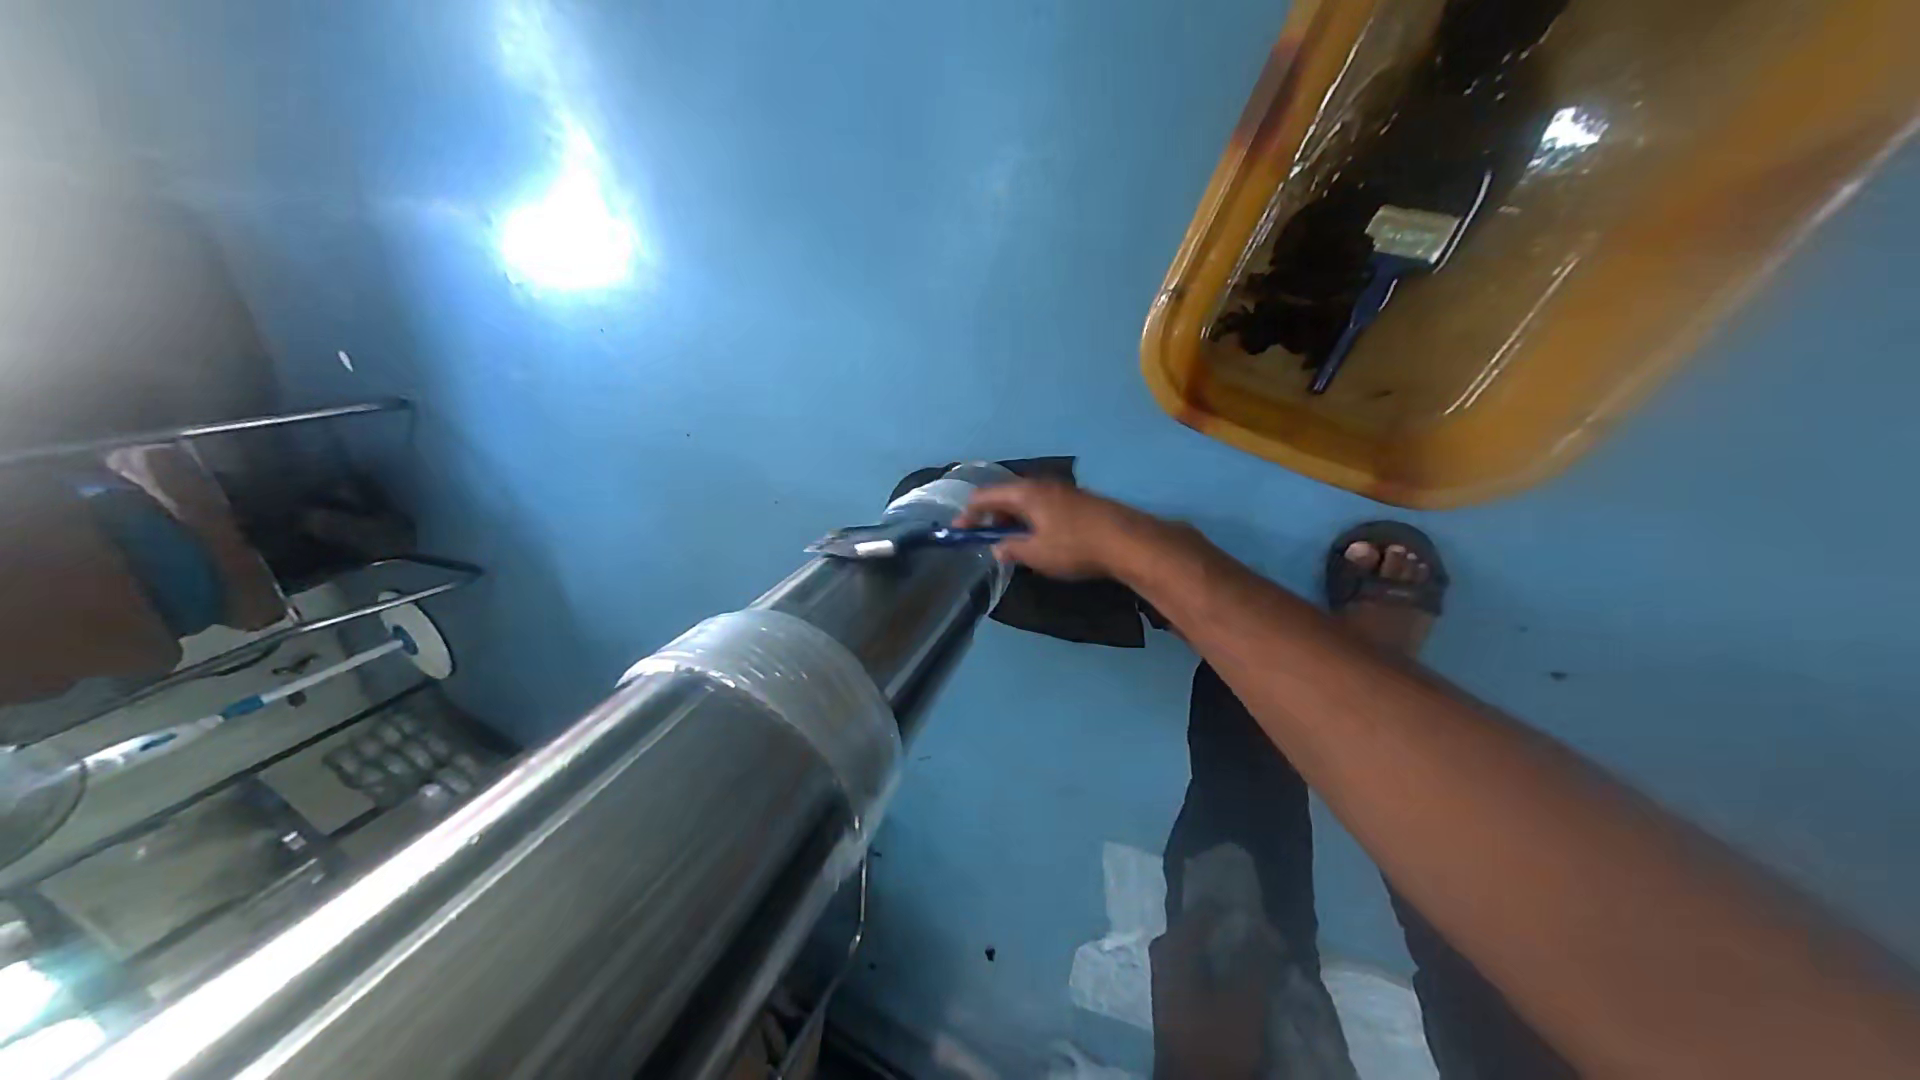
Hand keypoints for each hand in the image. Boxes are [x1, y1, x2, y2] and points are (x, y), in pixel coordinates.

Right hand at [954, 480, 1157, 580]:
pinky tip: (1041, 539)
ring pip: (1028, 501)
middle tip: (987, 539)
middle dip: (992, 516)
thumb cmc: (1075, 547)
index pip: (986, 496)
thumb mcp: (1036, 554)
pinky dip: (1033, 519)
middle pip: (1007, 495)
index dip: (969, 514)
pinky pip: (1045, 505)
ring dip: (1014, 519)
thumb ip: (1011, 550)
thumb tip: (996, 547)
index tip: (959, 532)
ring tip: (1013, 542)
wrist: (1128, 541)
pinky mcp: (1080, 501)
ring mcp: (1064, 491)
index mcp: (1026, 493)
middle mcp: (1043, 485)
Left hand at [1150, 902, 1277, 1079]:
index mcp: (1173, 943)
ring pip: (1201, 948)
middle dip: (1234, 930)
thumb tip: (1266, 929)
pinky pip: (1198, 966)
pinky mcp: (1173, 994)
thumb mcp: (1245, 1000)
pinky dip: (1219, 968)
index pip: (1206, 909)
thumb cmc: (1215, 1041)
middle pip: (1202, 927)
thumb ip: (1256, 959)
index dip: (1238, 912)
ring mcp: (1165, 972)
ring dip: (1229, 951)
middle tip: (1266, 941)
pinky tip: (1241, 980)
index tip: (1266, 923)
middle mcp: (1164, 949)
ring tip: (1260, 959)